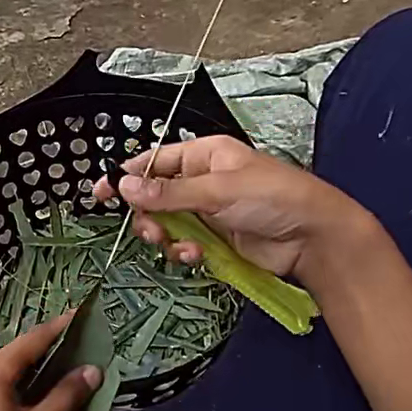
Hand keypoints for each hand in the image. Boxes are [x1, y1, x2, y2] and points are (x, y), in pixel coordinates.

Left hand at [0, 313, 102, 410]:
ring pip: (9, 378)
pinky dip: (22, 394)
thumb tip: (91, 369)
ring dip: (38, 377)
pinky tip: (41, 403)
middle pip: (18, 357)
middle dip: (52, 354)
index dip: (61, 329)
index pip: (32, 340)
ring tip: (72, 375)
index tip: (84, 315)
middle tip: (86, 351)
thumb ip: (67, 395)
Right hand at [91, 136, 378, 285]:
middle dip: (148, 216)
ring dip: (165, 237)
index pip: (155, 162)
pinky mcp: (214, 239)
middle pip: (155, 197)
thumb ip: (168, 193)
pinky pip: (183, 244)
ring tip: (177, 245)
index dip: (127, 177)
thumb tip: (124, 187)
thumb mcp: (217, 190)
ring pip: (166, 224)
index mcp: (204, 155)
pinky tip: (196, 255)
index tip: (100, 193)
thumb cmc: (272, 198)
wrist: (311, 237)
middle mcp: (202, 181)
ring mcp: (207, 212)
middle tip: (150, 231)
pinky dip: (184, 252)